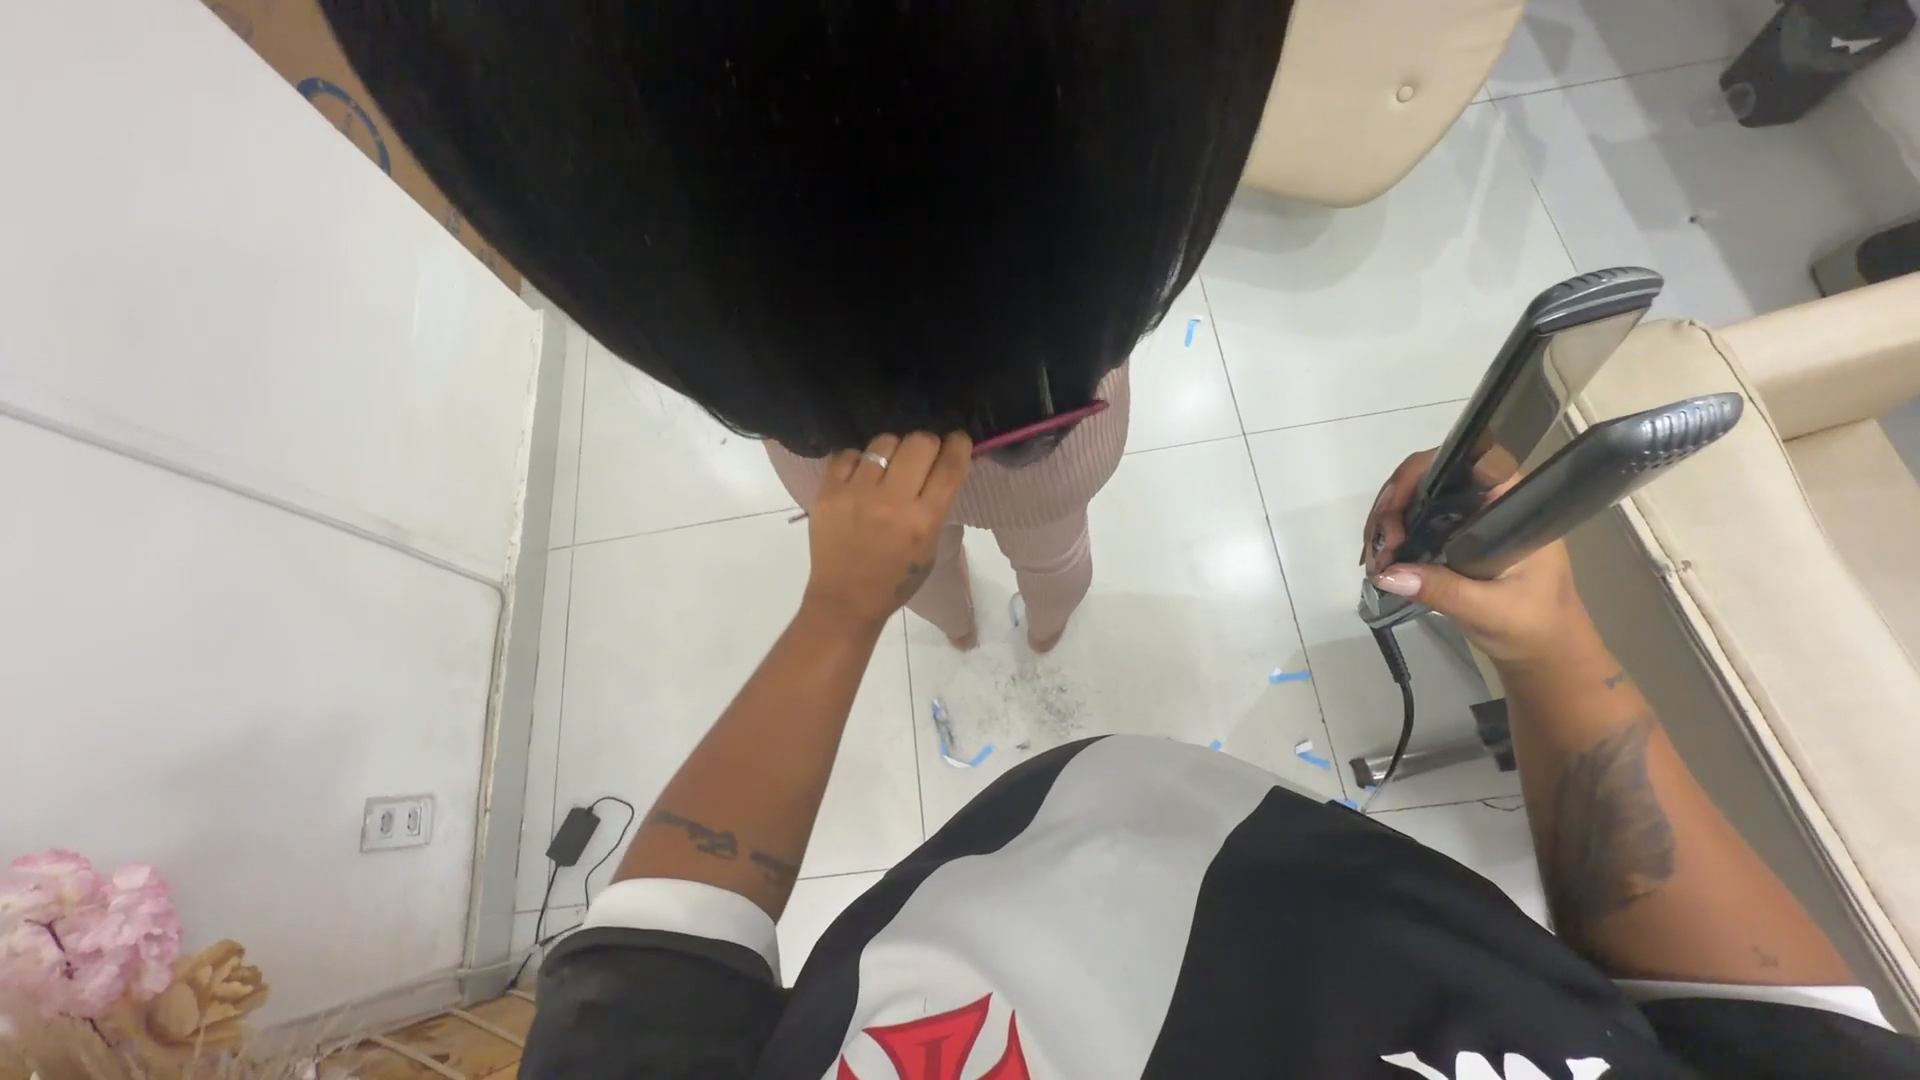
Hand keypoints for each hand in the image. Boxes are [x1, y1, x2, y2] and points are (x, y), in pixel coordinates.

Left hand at [801, 431, 971, 633]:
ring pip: (884, 442)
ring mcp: (856, 494)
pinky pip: (849, 454)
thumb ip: (936, 506)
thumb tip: (942, 464)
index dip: (958, 445)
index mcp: (923, 521)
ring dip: (894, 450)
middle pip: (919, 442)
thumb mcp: (930, 546)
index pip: (949, 466)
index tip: (958, 439)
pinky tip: (862, 476)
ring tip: (890, 466)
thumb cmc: (896, 579)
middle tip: (924, 455)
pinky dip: (860, 461)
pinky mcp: (827, 493)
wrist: (846, 600)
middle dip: (928, 443)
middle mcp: (891, 502)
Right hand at [1361, 449, 1591, 664]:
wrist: (1545, 653)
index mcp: (1512, 504)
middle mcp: (1489, 502)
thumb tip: (1387, 574)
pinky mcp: (1453, 539)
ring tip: (1376, 560)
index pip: (1464, 461)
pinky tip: (1380, 563)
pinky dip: (1390, 539)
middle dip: (1393, 505)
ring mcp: (1468, 520)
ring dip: (1386, 524)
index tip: (1393, 507)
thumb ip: (1442, 590)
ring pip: (1415, 502)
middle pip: (1429, 479)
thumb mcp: (1489, 610)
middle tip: (1378, 546)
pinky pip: (1413, 524)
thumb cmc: (1534, 626)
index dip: (1422, 473)